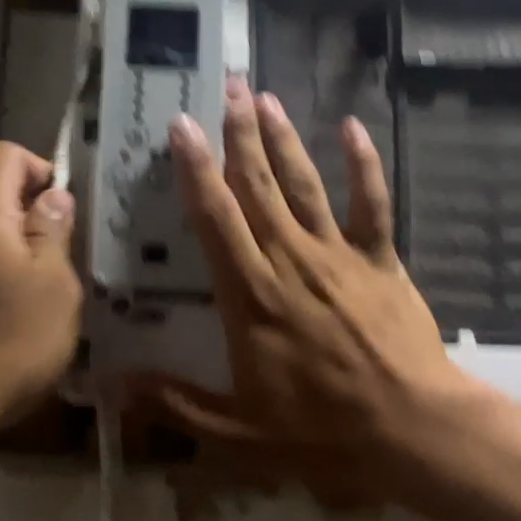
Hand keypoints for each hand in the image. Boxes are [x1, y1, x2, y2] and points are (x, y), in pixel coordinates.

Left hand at [0, 141, 82, 439]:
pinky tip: (5, 329)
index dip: (43, 170)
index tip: (66, 216)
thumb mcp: (53, 288)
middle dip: (32, 221)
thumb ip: (54, 232)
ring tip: (38, 305)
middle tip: (63, 268)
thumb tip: (53, 197)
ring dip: (13, 257)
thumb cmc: (3, 345)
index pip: (6, 155)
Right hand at [131, 80, 493, 499]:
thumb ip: (174, 403)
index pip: (216, 220)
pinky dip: (363, 164)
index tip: (182, 127)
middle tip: (227, 87)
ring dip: (284, 141)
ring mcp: (340, 256)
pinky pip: (372, 203)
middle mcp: (291, 260)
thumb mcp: (236, 432)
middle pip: (259, 187)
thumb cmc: (321, 431)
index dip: (196, 170)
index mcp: (251, 295)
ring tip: (267, 99)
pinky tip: (352, 127)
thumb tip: (110, 387)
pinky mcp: (382, 261)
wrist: (411, 429)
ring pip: (305, 186)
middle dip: (239, 135)